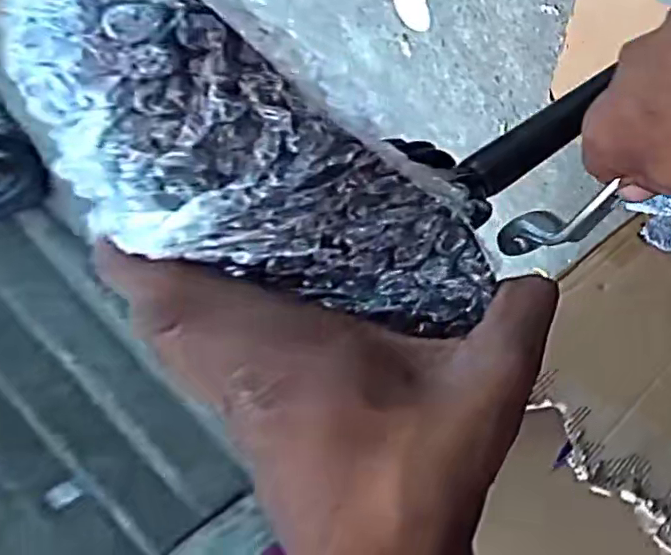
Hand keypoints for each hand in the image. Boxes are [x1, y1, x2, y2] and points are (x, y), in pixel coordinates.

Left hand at [96, 243, 556, 554]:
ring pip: (188, 337)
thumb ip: (516, 313)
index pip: (181, 298)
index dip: (144, 248)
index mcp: (286, 355)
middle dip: (160, 256)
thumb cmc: (417, 472)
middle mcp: (252, 375)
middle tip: (192, 198)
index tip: (136, 199)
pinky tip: (278, 293)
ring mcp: (252, 403)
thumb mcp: (488, 380)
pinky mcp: (269, 420)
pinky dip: (224, 315)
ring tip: (229, 230)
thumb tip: (534, 274)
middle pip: (165, 313)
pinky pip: (222, 354)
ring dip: (188, 286)